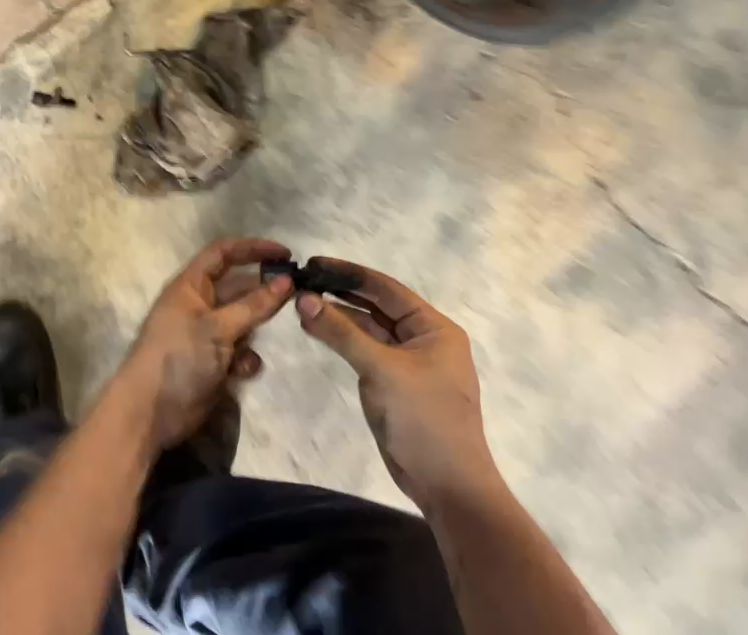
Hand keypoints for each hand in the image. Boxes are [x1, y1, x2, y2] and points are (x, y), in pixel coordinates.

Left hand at [113, 238, 293, 455]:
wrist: (152, 410)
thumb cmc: (179, 355)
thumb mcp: (217, 327)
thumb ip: (253, 305)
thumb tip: (286, 280)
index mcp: (190, 285)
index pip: (223, 253)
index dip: (252, 248)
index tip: (286, 253)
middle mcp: (198, 305)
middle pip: (238, 288)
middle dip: (263, 292)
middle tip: (297, 295)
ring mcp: (206, 335)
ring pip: (243, 321)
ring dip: (256, 330)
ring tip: (271, 335)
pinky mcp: (214, 362)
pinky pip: (239, 352)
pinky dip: (245, 359)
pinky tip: (243, 370)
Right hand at [295, 259, 502, 511]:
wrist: (446, 484)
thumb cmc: (423, 418)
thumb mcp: (380, 369)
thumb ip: (341, 332)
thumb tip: (303, 298)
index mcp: (434, 328)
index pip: (386, 289)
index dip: (349, 274)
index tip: (313, 262)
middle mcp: (424, 340)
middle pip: (377, 306)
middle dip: (340, 293)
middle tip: (301, 280)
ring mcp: (408, 363)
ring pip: (368, 329)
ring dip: (338, 316)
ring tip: (301, 302)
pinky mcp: (393, 384)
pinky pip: (365, 351)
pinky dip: (342, 340)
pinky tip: (316, 329)